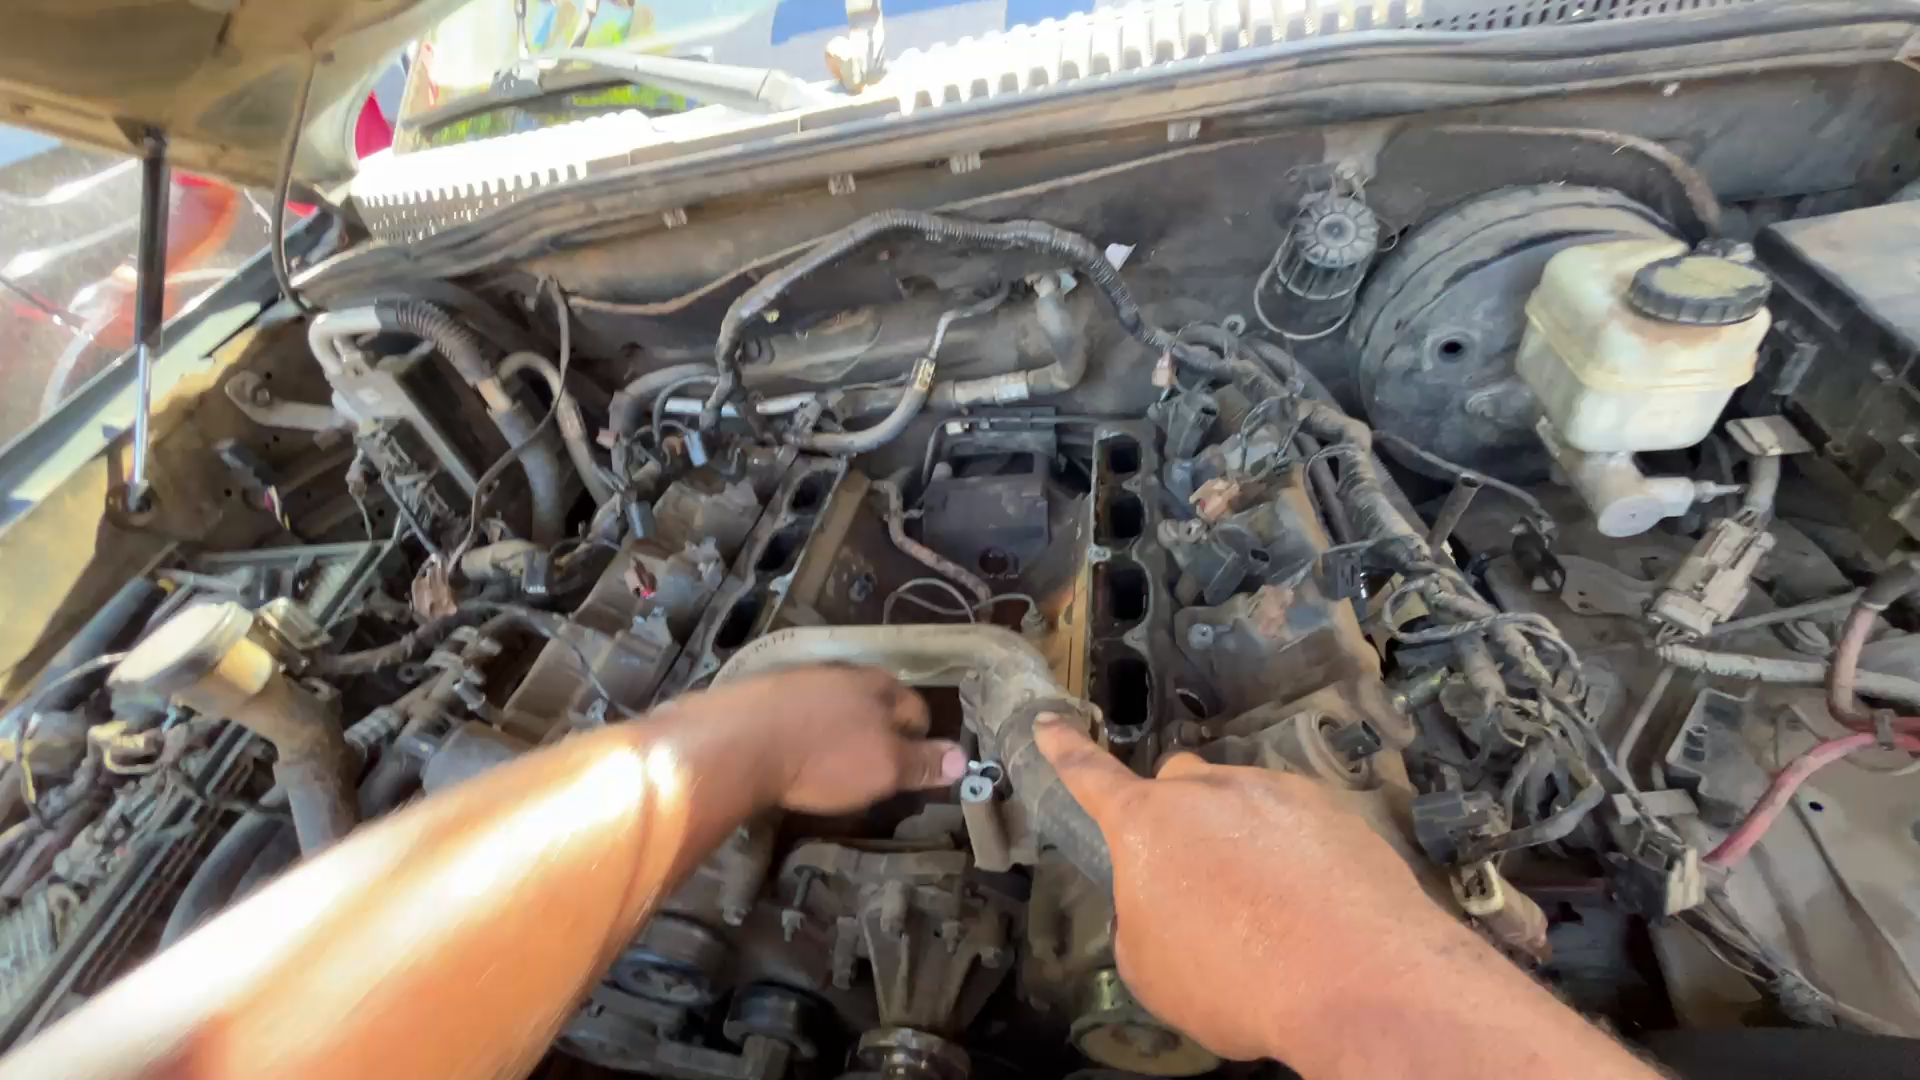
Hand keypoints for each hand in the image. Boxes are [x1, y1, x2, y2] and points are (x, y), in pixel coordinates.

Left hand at [691, 665, 966, 813]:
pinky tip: (795, 747)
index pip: (917, 709)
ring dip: (842, 724)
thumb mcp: (884, 769)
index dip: (920, 738)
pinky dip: (806, 725)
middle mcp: (848, 675)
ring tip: (832, 756)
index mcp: (882, 688)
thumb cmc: (824, 757)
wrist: (741, 741)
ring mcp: (806, 678)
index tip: (912, 765)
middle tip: (874, 762)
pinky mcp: (769, 691)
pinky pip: (802, 707)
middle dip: (882, 727)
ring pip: (839, 702)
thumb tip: (965, 759)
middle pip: (878, 700)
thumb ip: (923, 763)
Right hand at [1034, 714, 1444, 1062]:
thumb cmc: (1236, 980)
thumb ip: (1138, 918)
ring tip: (1272, 903)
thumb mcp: (1151, 969)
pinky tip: (1315, 900)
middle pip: (1175, 783)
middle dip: (1178, 815)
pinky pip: (1293, 817)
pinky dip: (1293, 848)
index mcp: (1145, 823)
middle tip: (1202, 874)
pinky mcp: (1326, 805)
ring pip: (1237, 800)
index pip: (1089, 774)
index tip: (1049, 721)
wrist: (1363, 982)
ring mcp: (1268, 789)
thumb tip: (1157, 905)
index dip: (1065, 748)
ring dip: (1240, 835)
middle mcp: (1203, 790)